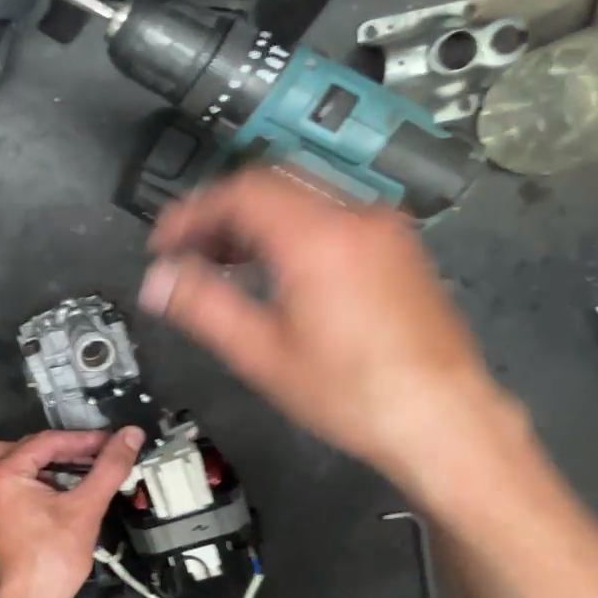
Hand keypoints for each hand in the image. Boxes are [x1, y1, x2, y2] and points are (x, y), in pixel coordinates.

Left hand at [0, 428, 145, 597]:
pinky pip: (12, 487)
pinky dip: (36, 482)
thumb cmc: (54, 556)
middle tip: (93, 453)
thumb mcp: (86, 507)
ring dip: (47, 464)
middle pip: (24, 448)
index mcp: (2, 474)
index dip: (83, 439)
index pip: (45, 442)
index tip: (113, 440)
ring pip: (15, 466)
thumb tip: (131, 435)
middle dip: (60, 448)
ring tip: (81, 469)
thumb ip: (109, 467)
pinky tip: (63, 491)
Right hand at [139, 170, 519, 483]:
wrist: (439, 413)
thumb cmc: (351, 391)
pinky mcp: (394, 248)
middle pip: (272, 184)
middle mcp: (356, 220)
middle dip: (218, 211)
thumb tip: (158, 281)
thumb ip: (201, 306)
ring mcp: (382, 231)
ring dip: (251, 220)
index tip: (163, 241)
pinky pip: (328, 216)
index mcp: (317, 239)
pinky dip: (285, 230)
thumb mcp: (258, 352)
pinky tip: (266, 268)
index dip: (191, 212)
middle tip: (183, 247)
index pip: (241, 192)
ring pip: (301, 196)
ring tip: (217, 260)